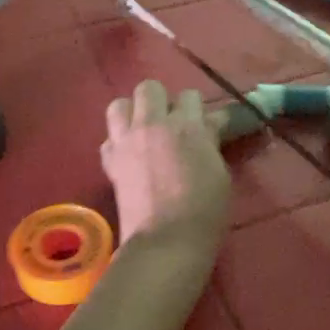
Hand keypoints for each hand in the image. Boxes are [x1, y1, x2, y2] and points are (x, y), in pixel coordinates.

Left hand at [101, 80, 231, 252]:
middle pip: (150, 88)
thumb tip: (205, 127)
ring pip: (119, 104)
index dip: (197, 110)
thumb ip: (209, 143)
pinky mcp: (110, 161)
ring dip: (132, 113)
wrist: (166, 241)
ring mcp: (126, 141)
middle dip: (162, 101)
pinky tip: (130, 155)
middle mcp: (152, 124)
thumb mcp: (220, 173)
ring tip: (144, 131)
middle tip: (171, 123)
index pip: (191, 96)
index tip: (203, 125)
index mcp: (187, 126)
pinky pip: (109, 137)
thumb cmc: (204, 211)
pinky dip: (119, 142)